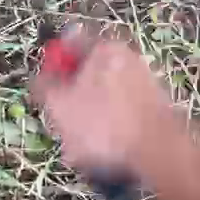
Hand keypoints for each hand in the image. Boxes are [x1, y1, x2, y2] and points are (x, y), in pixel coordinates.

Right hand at [31, 28, 187, 181]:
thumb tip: (39, 77)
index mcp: (103, 48)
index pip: (68, 44)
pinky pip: (122, 115)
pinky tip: (106, 152)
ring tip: (83, 146)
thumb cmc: (103, 125)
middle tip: (63, 121)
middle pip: (87, 73)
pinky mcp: (157, 109)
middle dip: (73, 98)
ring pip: (104, 98)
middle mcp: (127, 58)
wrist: (160, 155)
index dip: (53, 67)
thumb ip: (43, 84)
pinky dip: (112, 130)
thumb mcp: (58, 105)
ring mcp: (145, 82)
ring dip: (90, 119)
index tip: (47, 90)